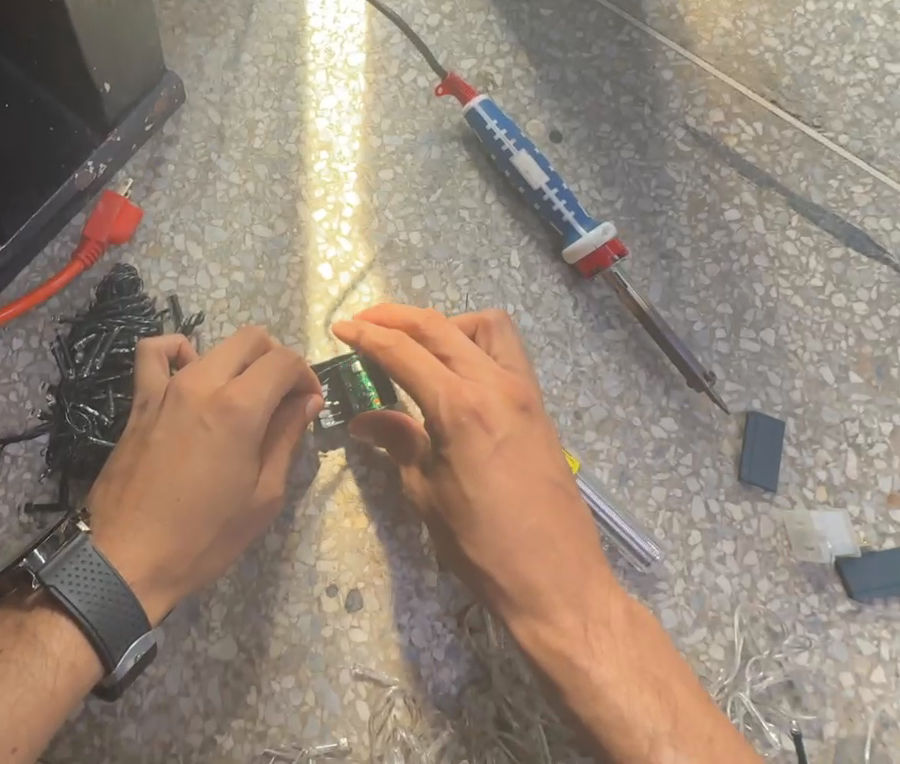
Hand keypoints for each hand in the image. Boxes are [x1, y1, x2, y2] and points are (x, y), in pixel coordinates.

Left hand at [86, 328, 323, 622]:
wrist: (129, 558)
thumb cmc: (205, 536)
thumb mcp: (264, 495)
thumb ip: (287, 437)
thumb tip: (307, 401)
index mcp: (239, 407)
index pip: (284, 360)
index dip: (306, 375)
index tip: (309, 403)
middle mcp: (203, 383)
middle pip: (251, 339)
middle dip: (276, 360)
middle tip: (282, 398)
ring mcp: (166, 387)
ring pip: (212, 345)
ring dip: (237, 360)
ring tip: (242, 394)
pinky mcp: (140, 400)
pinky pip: (154, 353)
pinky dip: (177, 350)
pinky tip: (188, 371)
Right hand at [331, 304, 616, 628]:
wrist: (558, 582)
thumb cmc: (482, 546)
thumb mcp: (426, 493)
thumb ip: (398, 442)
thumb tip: (364, 420)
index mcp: (459, 408)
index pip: (403, 352)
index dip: (366, 336)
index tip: (341, 327)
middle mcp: (494, 385)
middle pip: (438, 326)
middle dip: (395, 317)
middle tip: (363, 322)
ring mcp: (523, 391)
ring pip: (483, 325)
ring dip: (444, 323)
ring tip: (417, 345)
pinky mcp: (538, 404)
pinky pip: (505, 350)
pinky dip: (474, 342)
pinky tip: (455, 372)